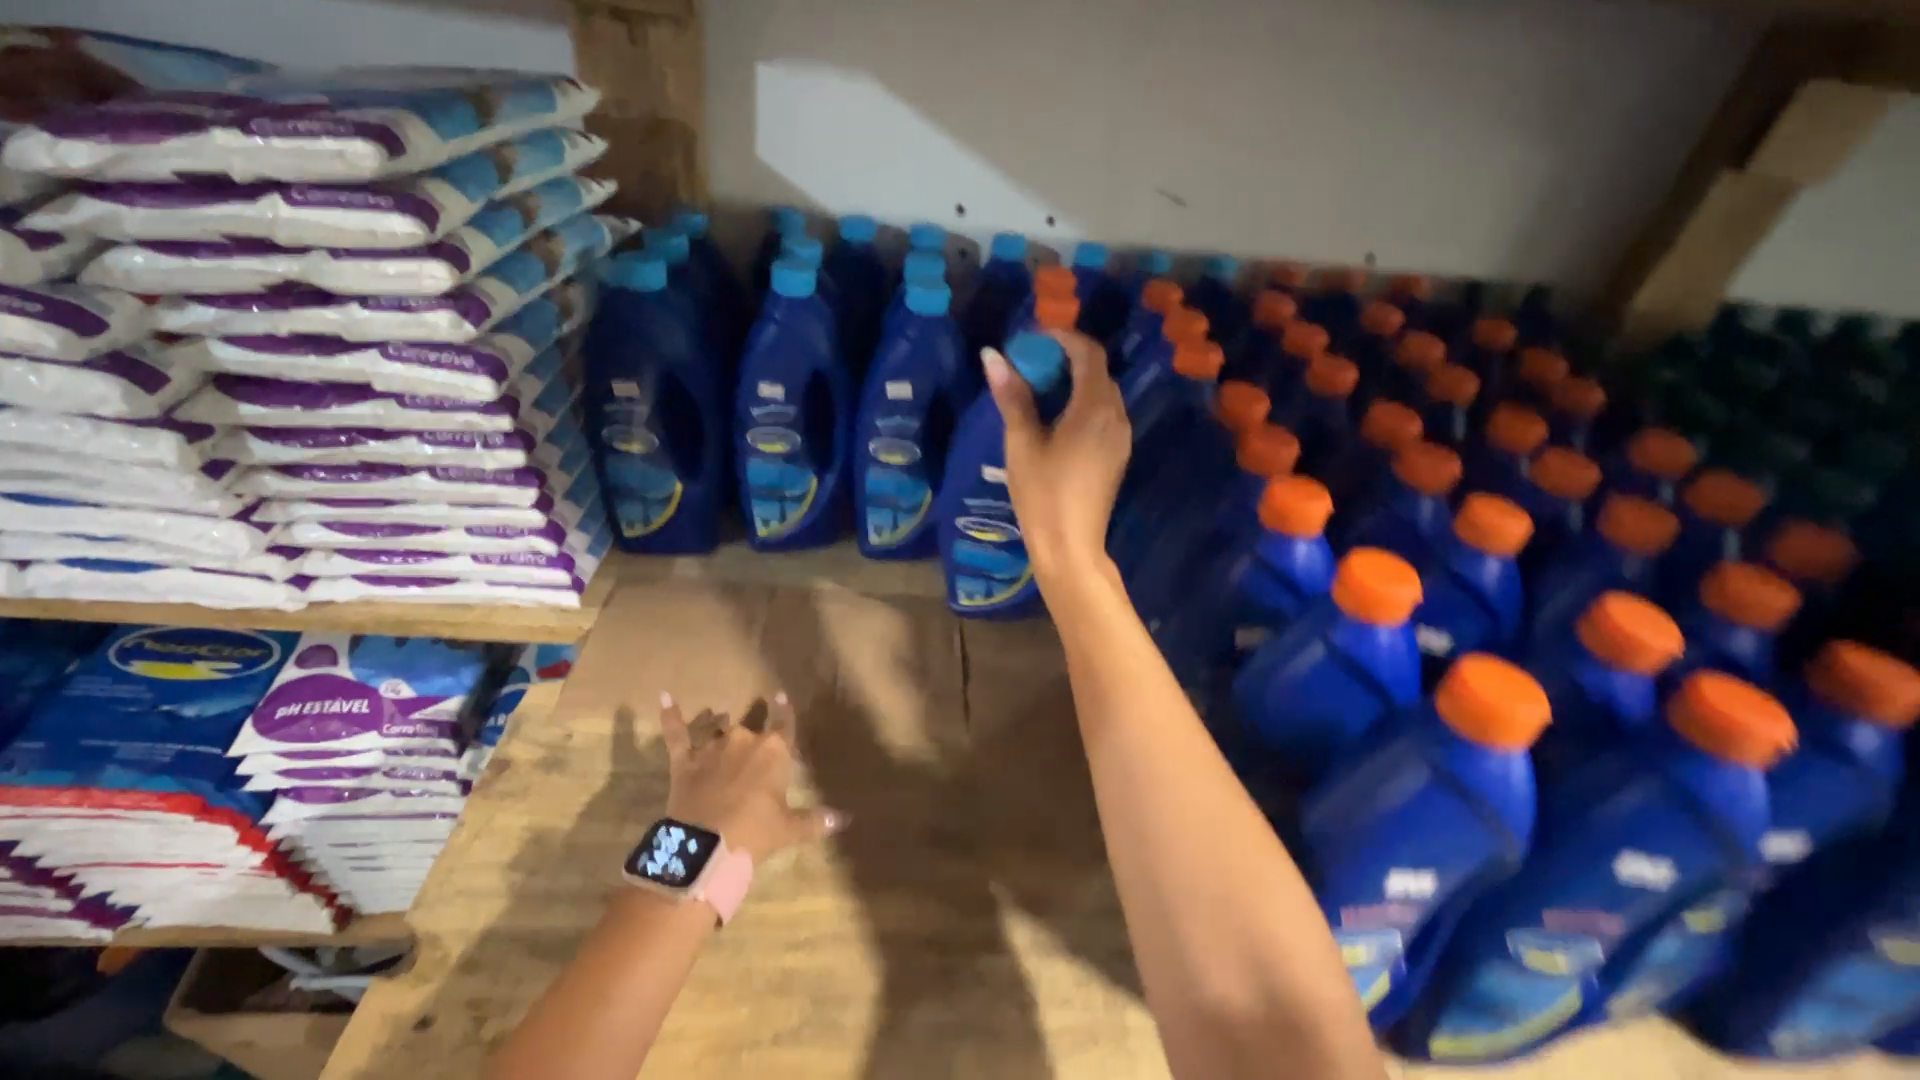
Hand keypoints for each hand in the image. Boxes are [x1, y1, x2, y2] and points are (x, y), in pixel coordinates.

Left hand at [657, 691, 845, 861]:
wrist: (705, 846)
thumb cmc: (755, 833)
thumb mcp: (789, 829)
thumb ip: (815, 820)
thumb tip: (844, 819)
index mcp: (774, 752)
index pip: (785, 724)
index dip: (785, 710)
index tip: (782, 695)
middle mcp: (745, 740)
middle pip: (753, 726)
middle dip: (755, 729)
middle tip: (757, 736)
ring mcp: (712, 748)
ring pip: (719, 727)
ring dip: (721, 724)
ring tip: (720, 718)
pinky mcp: (685, 760)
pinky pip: (676, 733)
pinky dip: (670, 714)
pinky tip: (664, 696)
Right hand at [980, 329, 1130, 581]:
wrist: (1070, 547)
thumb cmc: (1042, 494)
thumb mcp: (1021, 443)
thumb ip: (1012, 396)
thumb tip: (993, 356)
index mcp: (1095, 408)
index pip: (1088, 353)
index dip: (1062, 338)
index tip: (1032, 341)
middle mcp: (1117, 416)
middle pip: (1098, 372)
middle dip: (1066, 360)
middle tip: (1030, 365)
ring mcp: (1121, 438)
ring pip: (1102, 394)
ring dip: (1074, 384)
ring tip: (1038, 392)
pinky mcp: (1118, 456)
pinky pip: (1104, 416)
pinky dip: (1082, 405)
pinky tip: (1056, 421)